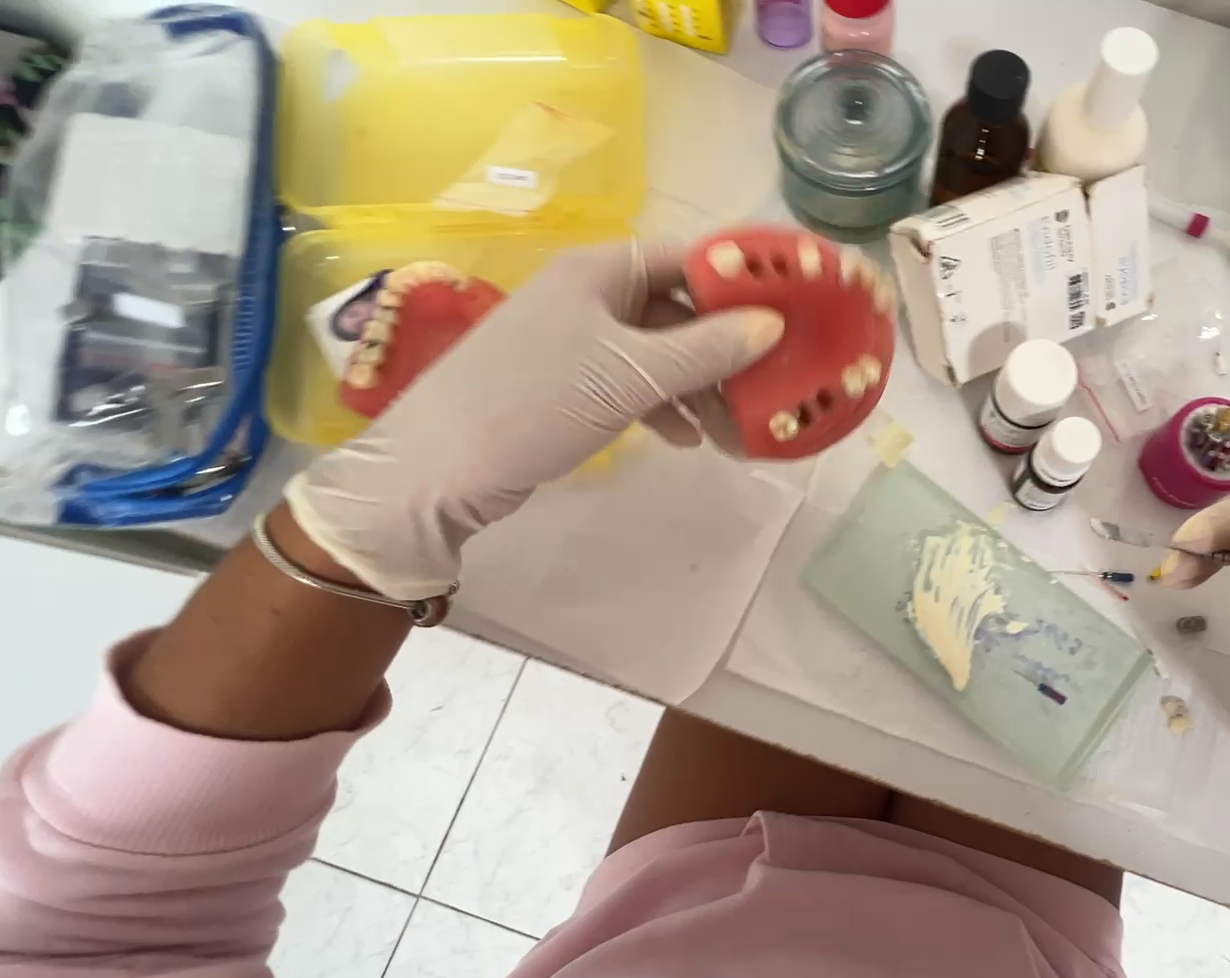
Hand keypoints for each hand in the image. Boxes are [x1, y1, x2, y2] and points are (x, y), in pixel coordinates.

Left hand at [285, 240, 784, 600]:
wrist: (441, 469)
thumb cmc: (538, 401)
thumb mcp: (632, 374)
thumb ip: (707, 349)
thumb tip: (772, 325)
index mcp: (600, 270)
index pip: (686, 257)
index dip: (739, 279)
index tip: (788, 308)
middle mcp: (590, 295)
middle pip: (677, 309)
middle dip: (724, 349)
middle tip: (768, 381)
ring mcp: (577, 341)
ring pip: (659, 353)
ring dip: (699, 387)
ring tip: (734, 427)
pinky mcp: (569, 384)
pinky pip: (634, 384)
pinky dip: (663, 407)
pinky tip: (686, 439)